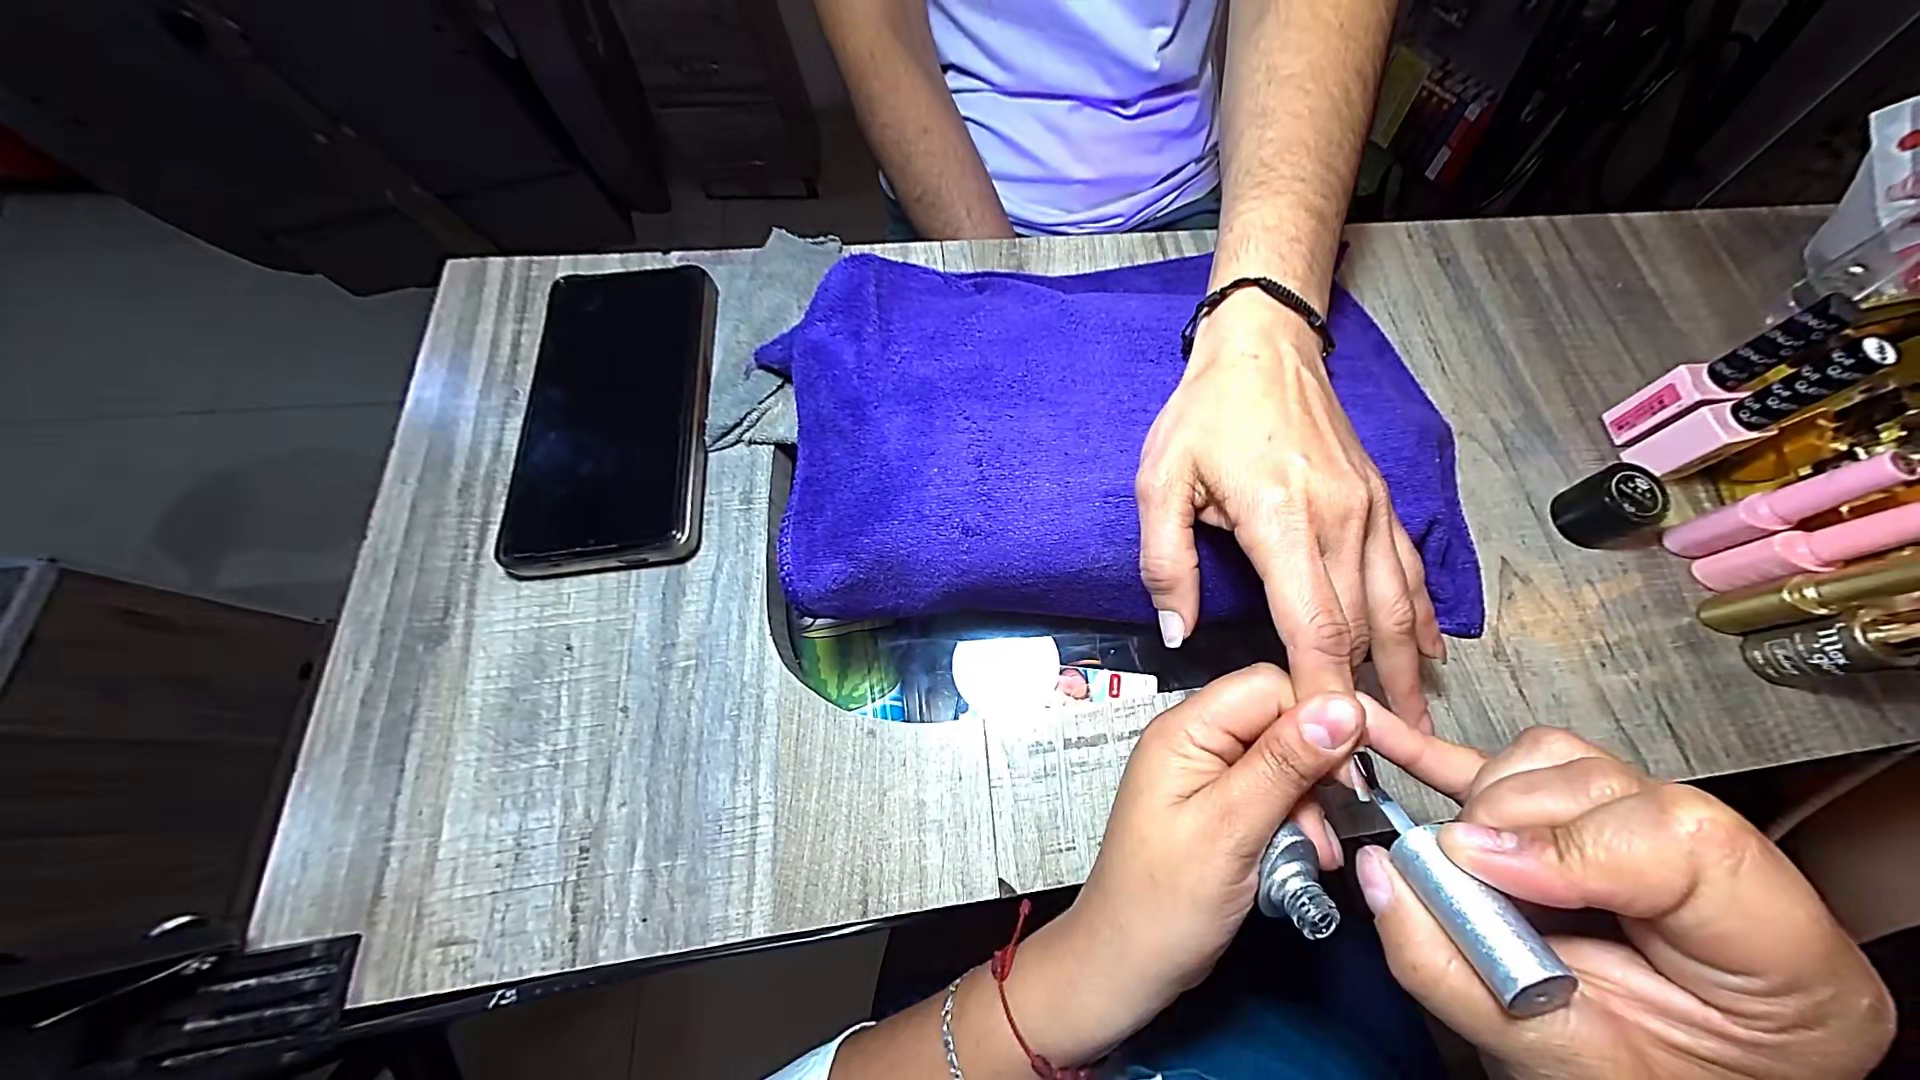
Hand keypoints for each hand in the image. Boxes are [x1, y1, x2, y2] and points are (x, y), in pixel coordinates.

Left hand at [1018, 666, 1364, 1061]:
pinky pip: (1273, 791)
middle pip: (1278, 719)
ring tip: (1313, 852)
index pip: (1266, 686)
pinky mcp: (1220, 802)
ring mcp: (1206, 771)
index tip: (1360, 763)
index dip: (1319, 713)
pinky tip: (1303, 856)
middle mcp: (1195, 739)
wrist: (1128, 959)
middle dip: (1317, 765)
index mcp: (1185, 729)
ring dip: (1310, 802)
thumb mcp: (1230, 828)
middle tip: (1336, 816)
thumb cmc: (1165, 898)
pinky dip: (1297, 820)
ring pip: (1283, 758)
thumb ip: (1284, 764)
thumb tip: (1342, 705)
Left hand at [1137, 292, 1442, 729]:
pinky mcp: (1378, 498)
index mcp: (1281, 521)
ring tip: (1410, 723)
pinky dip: (1422, 615)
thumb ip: (1166, 562)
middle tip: (1369, 757)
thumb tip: (1179, 630)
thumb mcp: (1160, 483)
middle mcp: (1340, 521)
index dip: (1323, 692)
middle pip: (1361, 628)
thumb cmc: (1204, 414)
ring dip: (1404, 668)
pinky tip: (1428, 648)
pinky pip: (1409, 569)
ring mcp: (1369, 509)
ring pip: (1398, 606)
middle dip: (1365, 696)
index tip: (1332, 744)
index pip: (1313, 627)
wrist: (1261, 349)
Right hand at [1356, 708, 1895, 1078]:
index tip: (1476, 865)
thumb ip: (1456, 973)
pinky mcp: (1580, 804)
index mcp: (1778, 958)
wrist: (1643, 1068)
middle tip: (1455, 871)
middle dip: (1504, 821)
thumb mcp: (1546, 1055)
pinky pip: (1509, 758)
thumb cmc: (1624, 1074)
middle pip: (1603, 786)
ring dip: (1481, 796)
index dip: (1566, 844)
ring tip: (1458, 852)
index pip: (1684, 844)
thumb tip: (1381, 872)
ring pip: (1554, 757)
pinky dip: (1438, 751)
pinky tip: (1385, 733)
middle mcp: (1725, 871)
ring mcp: (1652, 824)